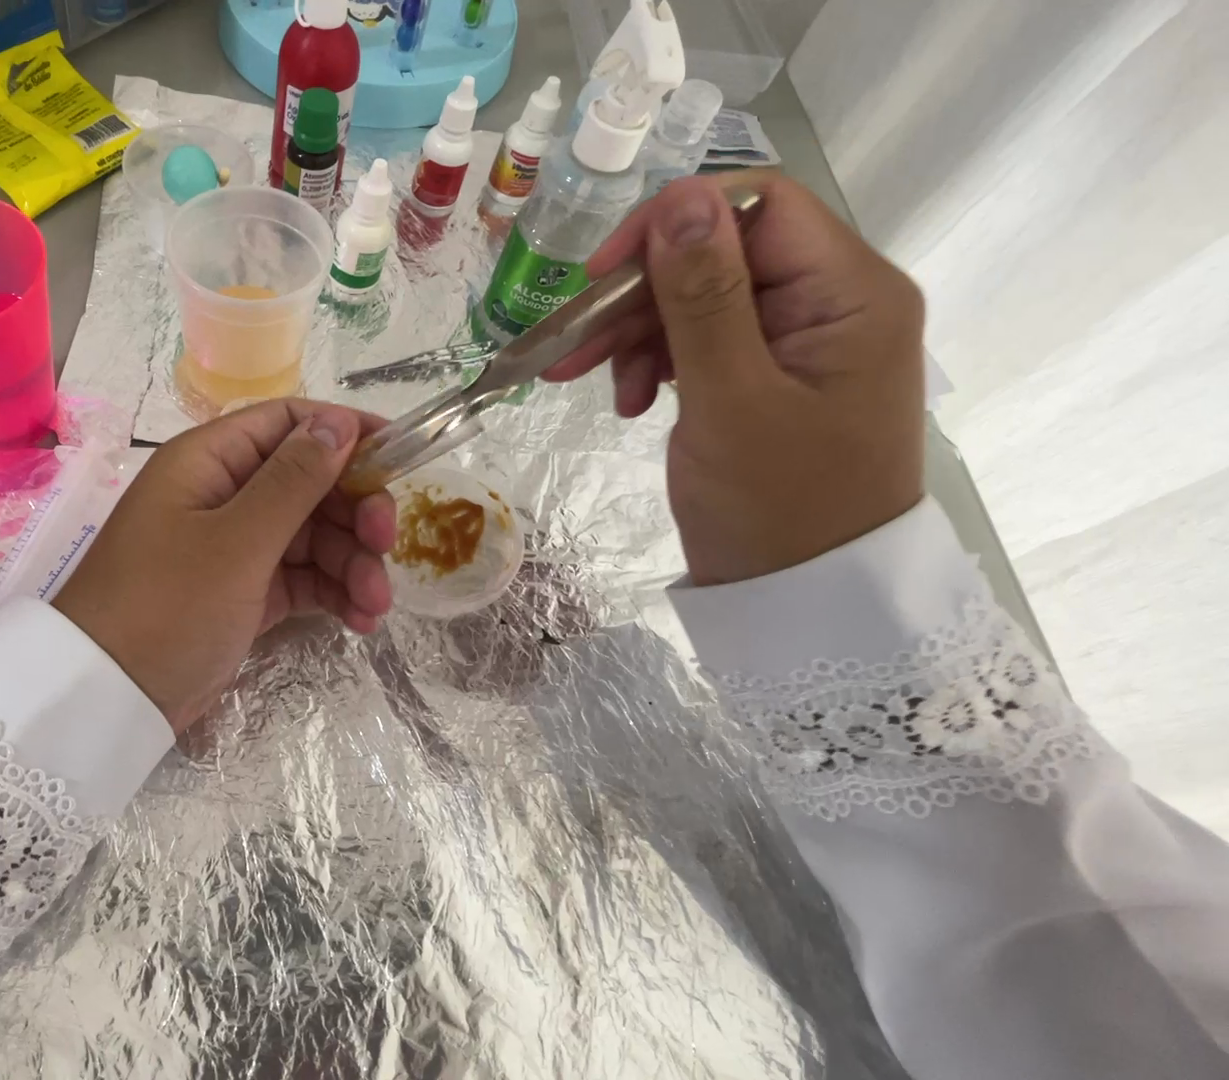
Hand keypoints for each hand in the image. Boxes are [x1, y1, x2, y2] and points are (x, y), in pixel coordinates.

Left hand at [52, 400, 396, 732]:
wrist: (108, 697)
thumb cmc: (166, 606)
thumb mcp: (236, 541)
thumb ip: (293, 481)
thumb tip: (339, 421)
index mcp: (211, 461)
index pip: (288, 424)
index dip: (344, 432)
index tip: (399, 455)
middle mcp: (224, 494)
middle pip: (309, 482)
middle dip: (355, 512)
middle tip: (387, 545)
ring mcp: (234, 546)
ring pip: (312, 536)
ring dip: (352, 563)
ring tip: (375, 605)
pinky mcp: (244, 592)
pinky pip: (301, 578)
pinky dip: (332, 594)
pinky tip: (361, 620)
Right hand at [543, 175, 925, 585]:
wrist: (802, 600)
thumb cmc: (776, 508)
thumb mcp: (729, 399)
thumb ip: (704, 296)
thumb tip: (680, 197)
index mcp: (849, 291)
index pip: (758, 205)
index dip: (672, 224)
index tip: (598, 276)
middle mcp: (831, 301)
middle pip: (719, 256)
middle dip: (638, 296)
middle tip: (569, 349)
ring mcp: (799, 342)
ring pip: (699, 300)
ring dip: (635, 335)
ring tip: (585, 385)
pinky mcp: (768, 377)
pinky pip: (702, 344)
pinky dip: (655, 364)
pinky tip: (629, 403)